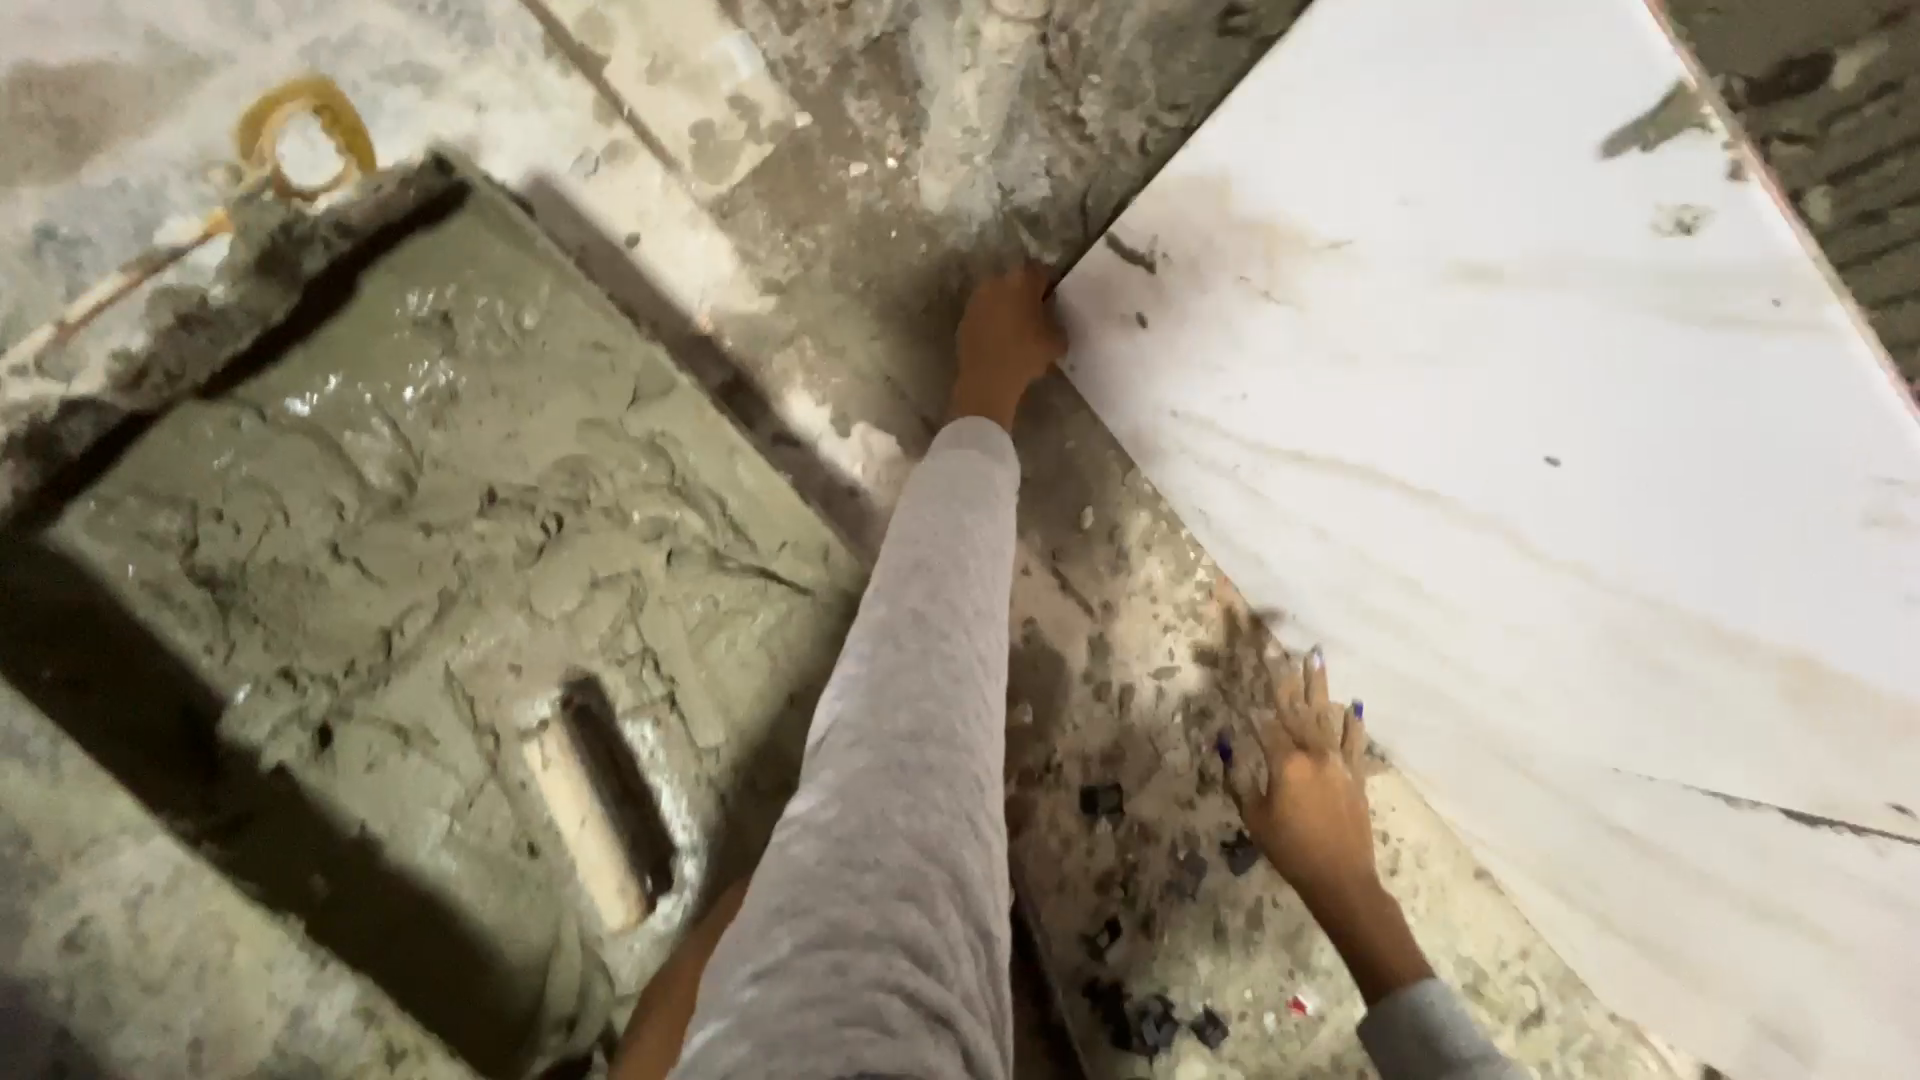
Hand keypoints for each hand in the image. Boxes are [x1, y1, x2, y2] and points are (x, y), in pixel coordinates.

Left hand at [949, 262, 1067, 430]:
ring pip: (998, 296)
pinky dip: (992, 320)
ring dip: (1007, 306)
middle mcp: (997, 281)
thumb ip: (1058, 322)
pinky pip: (984, 313)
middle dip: (1026, 294)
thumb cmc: (1026, 354)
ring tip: (1016, 330)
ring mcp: (977, 298)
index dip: (1050, 285)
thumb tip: (1051, 320)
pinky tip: (999, 340)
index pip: (1042, 271)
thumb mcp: (1058, 340)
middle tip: (1036, 316)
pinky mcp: (964, 317)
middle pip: (1017, 281)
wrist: (987, 380)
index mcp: (1022, 279)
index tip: (1054, 302)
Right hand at [1230, 647, 1377, 912]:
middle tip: (1285, 646)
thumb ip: (1238, 776)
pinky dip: (1354, 722)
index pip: (1265, 720)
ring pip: (1327, 715)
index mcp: (1285, 762)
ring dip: (1320, 685)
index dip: (1254, 696)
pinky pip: (1355, 742)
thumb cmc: (1289, 850)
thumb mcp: (1253, 815)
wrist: (1341, 880)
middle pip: (1298, 708)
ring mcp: (1338, 762)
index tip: (1247, 668)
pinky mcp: (1356, 776)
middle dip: (1289, 676)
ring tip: (1316, 657)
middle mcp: (1314, 753)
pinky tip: (1353, 703)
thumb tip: (1226, 742)